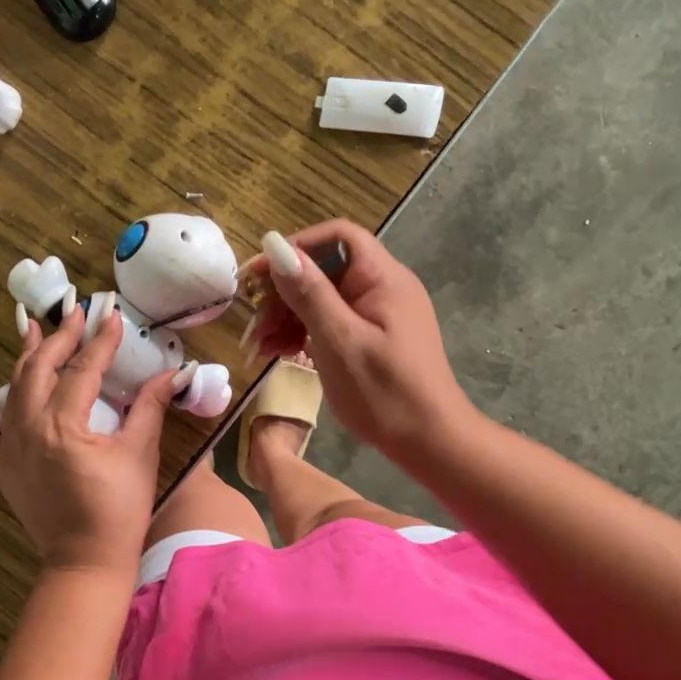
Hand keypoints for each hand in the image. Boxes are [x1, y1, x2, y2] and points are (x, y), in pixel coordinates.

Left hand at [0, 303, 179, 573]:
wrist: (84, 560)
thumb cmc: (119, 510)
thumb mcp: (139, 455)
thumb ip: (149, 408)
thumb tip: (170, 373)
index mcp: (64, 424)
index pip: (83, 369)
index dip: (100, 342)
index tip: (112, 318)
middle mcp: (29, 428)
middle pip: (41, 369)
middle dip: (60, 338)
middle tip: (75, 314)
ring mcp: (10, 447)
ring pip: (13, 390)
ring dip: (25, 358)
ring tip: (33, 329)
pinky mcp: (1, 467)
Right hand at [249, 220, 478, 457]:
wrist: (427, 441)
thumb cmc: (384, 390)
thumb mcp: (338, 340)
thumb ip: (308, 292)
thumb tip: (275, 247)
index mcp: (382, 279)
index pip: (337, 237)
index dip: (295, 248)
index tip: (258, 274)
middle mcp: (381, 289)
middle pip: (324, 270)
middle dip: (283, 293)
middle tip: (253, 324)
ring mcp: (376, 316)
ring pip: (321, 299)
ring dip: (285, 318)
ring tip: (259, 347)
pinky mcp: (369, 340)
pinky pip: (329, 323)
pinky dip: (301, 334)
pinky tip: (278, 353)